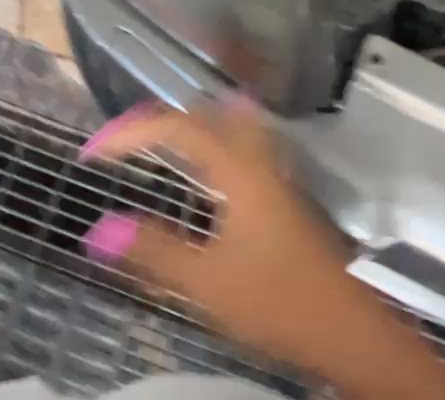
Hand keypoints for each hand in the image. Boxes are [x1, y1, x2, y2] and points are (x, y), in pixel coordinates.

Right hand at [79, 100, 444, 399]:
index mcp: (237, 169)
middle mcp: (258, 161)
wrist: (351, 331)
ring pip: (232, 128)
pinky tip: (208, 171)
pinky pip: (243, 148)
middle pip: (208, 113)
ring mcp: (277, 178)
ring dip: (192, 125)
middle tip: (125, 138)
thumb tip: (97, 230)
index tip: (94, 153)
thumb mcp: (206, 282)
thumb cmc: (277, 301)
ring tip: (160, 140)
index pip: (177, 127)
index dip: (131, 131)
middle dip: (161, 117)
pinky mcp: (285, 198)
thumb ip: (153, 252)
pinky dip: (215, 143)